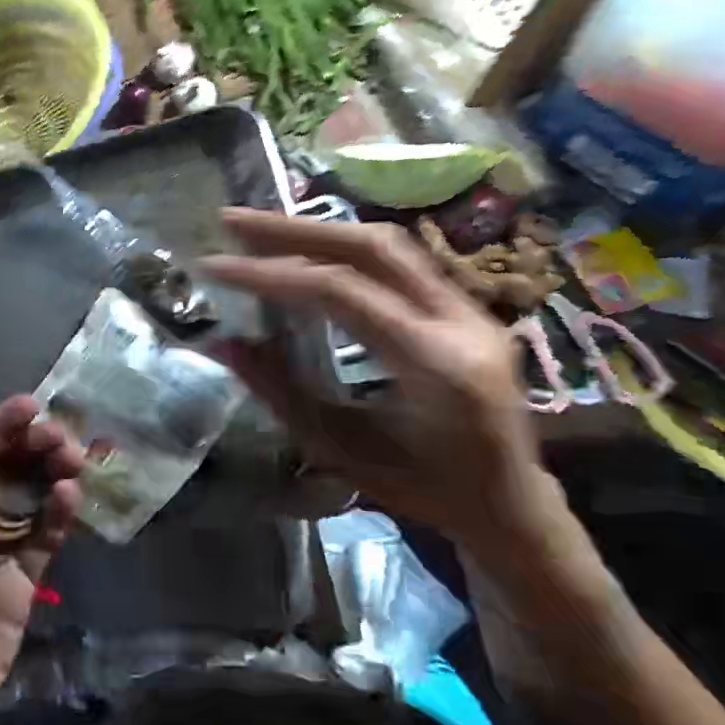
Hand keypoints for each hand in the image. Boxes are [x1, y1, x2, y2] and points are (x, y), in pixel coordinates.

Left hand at [0, 396, 83, 724]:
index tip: (28, 406)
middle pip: (2, 474)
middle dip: (28, 447)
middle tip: (59, 435)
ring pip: (28, 500)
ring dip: (50, 474)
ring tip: (73, 459)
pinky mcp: (23, 585)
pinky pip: (44, 541)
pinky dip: (59, 516)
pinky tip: (72, 496)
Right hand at [199, 209, 540, 542]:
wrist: (510, 502)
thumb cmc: (424, 492)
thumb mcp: (343, 451)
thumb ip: (281, 393)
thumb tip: (224, 343)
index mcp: (433, 363)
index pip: (340, 291)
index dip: (270, 273)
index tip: (215, 267)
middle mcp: (460, 320)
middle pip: (370, 246)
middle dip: (292, 229)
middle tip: (231, 222)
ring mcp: (470, 309)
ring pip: (389, 244)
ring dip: (319, 230)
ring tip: (260, 230)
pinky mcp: (464, 308)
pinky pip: (400, 261)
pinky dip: (344, 248)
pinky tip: (308, 251)